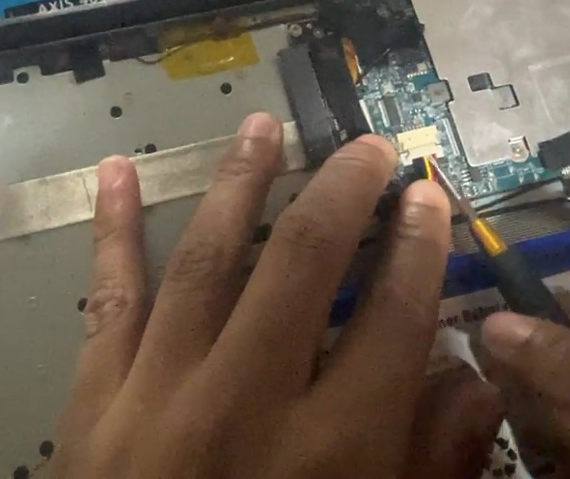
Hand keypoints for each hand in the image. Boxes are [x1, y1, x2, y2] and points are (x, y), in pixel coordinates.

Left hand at [53, 112, 503, 478]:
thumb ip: (429, 467)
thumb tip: (473, 376)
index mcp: (330, 456)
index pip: (392, 322)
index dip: (419, 249)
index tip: (429, 196)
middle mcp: (245, 406)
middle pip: (303, 266)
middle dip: (342, 193)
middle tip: (368, 147)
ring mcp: (159, 394)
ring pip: (208, 259)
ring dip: (240, 182)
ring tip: (263, 125)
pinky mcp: (96, 399)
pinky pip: (109, 298)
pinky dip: (111, 229)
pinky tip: (114, 170)